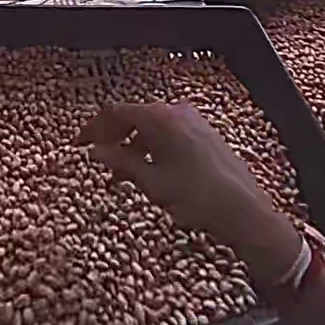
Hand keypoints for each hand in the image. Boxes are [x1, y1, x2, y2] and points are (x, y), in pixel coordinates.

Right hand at [78, 102, 301, 275]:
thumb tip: (95, 151)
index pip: (116, 113)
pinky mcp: (204, 134)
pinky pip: (169, 133)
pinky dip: (151, 146)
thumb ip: (120, 162)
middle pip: (134, 116)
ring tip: (119, 172)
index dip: (94, 128)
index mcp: (161, 118)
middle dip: (112, 136)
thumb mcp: (151, 182)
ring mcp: (194, 121)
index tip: (79, 144)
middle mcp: (178, 112)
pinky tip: (146, 170)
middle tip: (96, 158)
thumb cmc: (198, 197)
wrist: (245, 212)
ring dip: (132, 144)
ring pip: (151, 126)